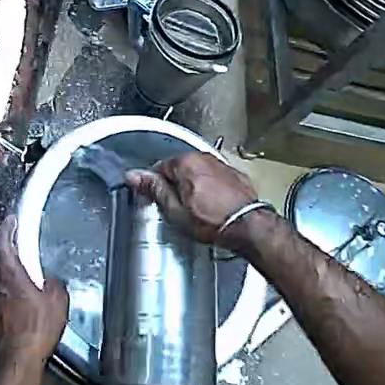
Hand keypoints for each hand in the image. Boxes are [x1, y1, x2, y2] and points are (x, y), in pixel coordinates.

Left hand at [0, 218, 66, 379]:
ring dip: (1, 271)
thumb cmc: (37, 329)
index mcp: (10, 273)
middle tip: (16, 247)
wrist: (19, 359)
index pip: (3, 242)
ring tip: (16, 273)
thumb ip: (54, 283)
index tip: (11, 221)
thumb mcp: (57, 301)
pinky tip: (12, 299)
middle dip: (4, 250)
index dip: (7, 229)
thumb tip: (51, 280)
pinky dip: (0, 291)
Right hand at [125, 152, 259, 244]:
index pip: (159, 168)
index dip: (157, 186)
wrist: (249, 227)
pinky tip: (213, 206)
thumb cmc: (215, 221)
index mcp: (184, 162)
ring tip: (198, 209)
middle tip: (179, 208)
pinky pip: (215, 177)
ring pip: (198, 172)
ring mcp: (221, 164)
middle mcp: (203, 157)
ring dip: (195, 186)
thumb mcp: (175, 210)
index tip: (159, 199)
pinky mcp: (235, 175)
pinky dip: (212, 188)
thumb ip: (154, 189)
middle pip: (179, 168)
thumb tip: (134, 176)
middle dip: (177, 185)